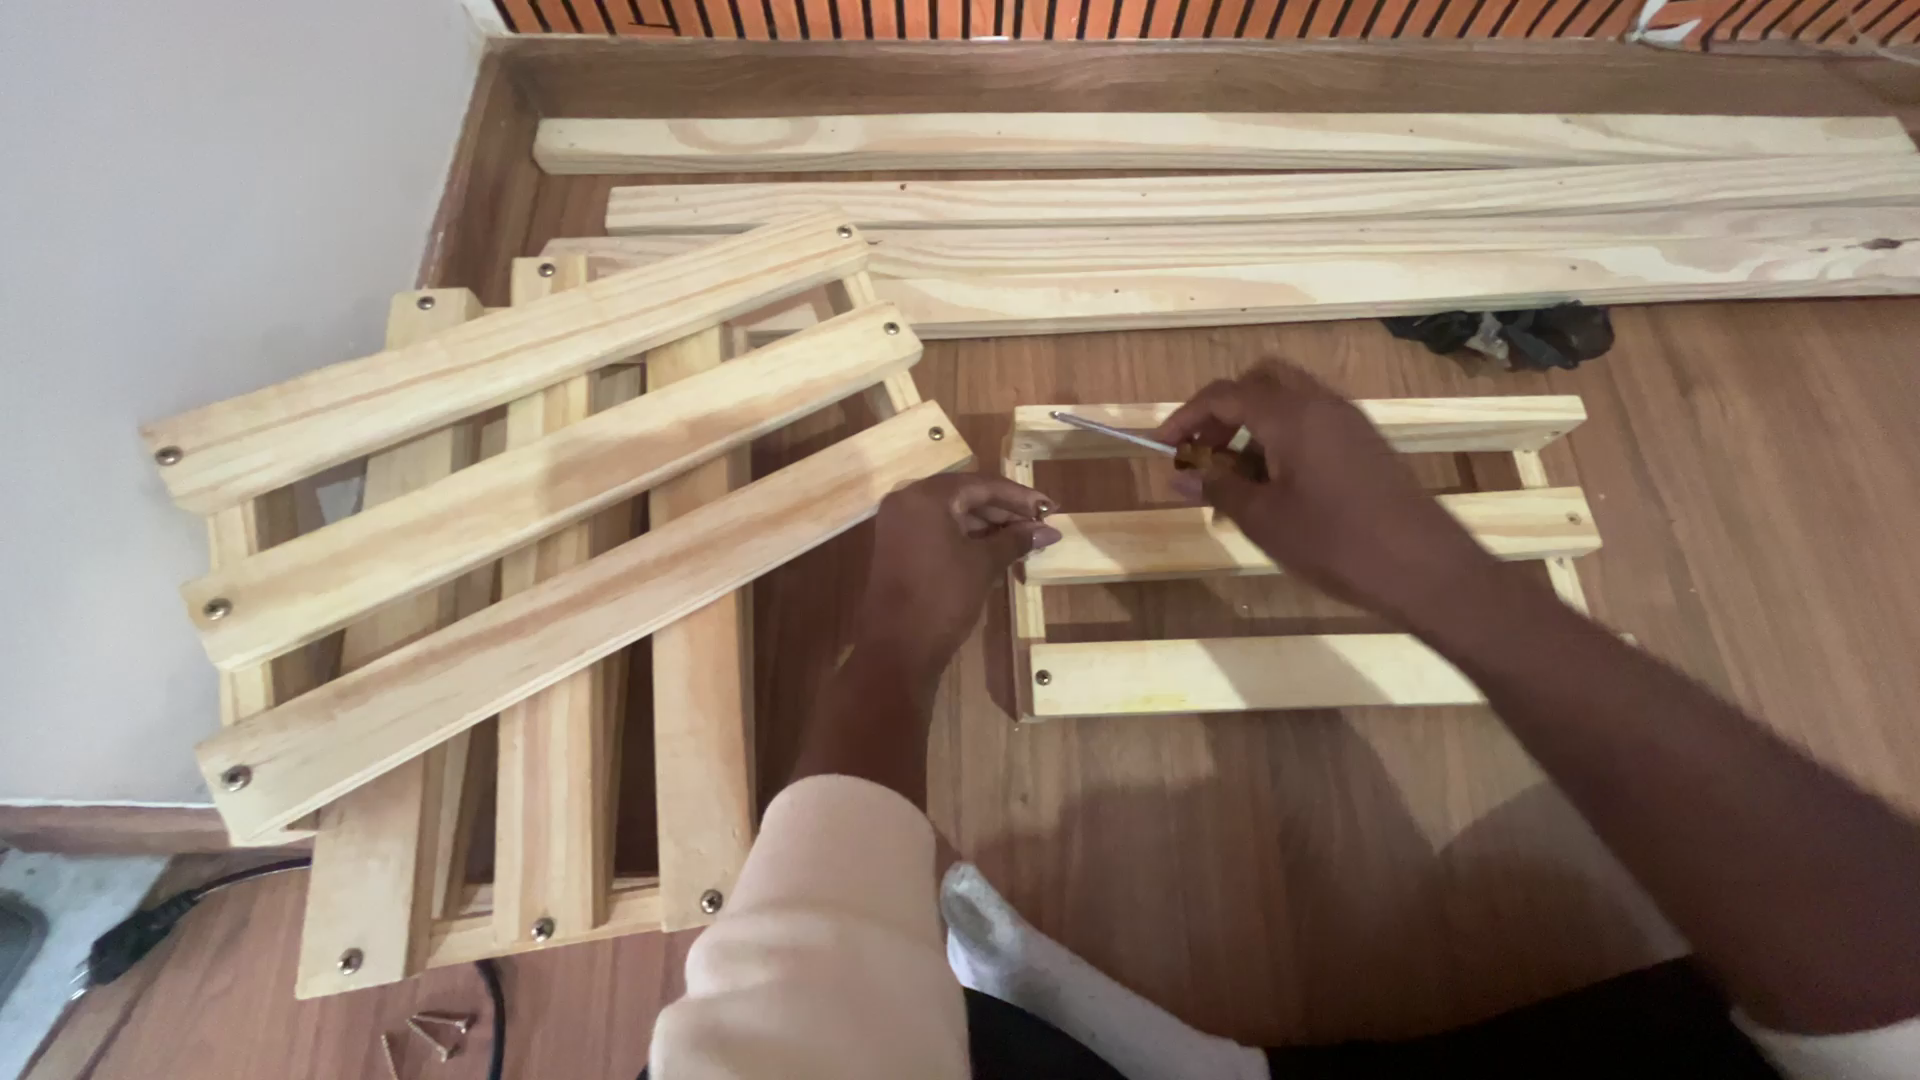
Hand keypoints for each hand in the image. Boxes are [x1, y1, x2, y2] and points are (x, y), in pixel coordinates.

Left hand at [855, 472, 1060, 681]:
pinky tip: (996, 548)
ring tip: (1024, 538)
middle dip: (1004, 510)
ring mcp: (899, 524)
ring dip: (988, 524)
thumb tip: (1049, 531)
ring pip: (952, 513)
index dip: (1019, 497)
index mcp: (926, 496)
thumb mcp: (984, 564)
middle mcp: (907, 501)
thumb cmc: (943, 598)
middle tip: (1038, 524)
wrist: (897, 647)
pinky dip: (966, 536)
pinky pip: (938, 529)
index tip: (1049, 508)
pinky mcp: (898, 546)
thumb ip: (1016, 540)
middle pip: (965, 495)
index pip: (981, 484)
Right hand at [1155, 363, 1500, 625]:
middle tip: (1203, 454)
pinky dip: (1280, 439)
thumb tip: (1178, 474)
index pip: (1224, 395)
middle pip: (1259, 381)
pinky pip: (1310, 422)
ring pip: (1286, 401)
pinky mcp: (1364, 444)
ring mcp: (1348, 422)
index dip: (1185, 417)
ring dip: (1250, 427)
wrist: (1424, 569)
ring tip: (1234, 481)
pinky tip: (1273, 488)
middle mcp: (1321, 404)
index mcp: (1292, 415)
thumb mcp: (1263, 518)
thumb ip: (1216, 487)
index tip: (1162, 448)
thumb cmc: (1334, 543)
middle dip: (1221, 412)